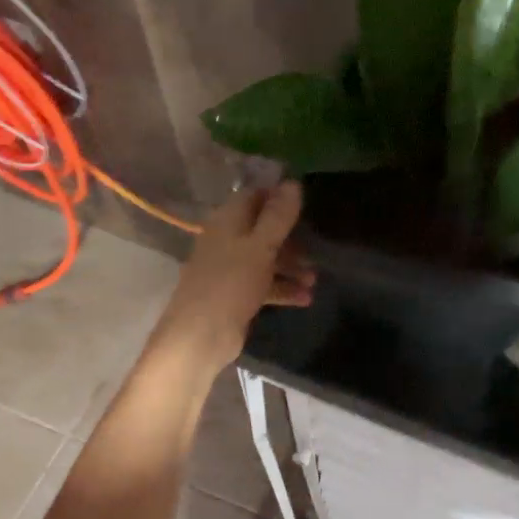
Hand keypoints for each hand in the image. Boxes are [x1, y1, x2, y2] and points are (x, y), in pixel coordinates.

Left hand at [145, 180, 314, 376]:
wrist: (201, 335)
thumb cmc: (231, 284)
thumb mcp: (260, 247)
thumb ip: (278, 216)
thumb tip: (293, 183)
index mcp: (228, 221)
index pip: (255, 196)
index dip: (279, 197)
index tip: (307, 204)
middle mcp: (227, 240)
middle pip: (263, 229)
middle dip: (291, 238)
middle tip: (317, 247)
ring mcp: (230, 268)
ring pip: (266, 259)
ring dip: (291, 266)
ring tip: (315, 279)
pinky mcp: (236, 294)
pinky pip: (264, 284)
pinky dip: (283, 288)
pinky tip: (305, 298)